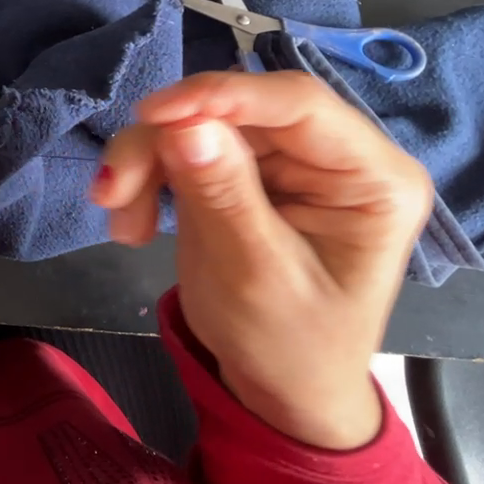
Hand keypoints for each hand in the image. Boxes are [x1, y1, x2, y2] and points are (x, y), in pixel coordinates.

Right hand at [90, 72, 432, 449]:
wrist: (275, 387)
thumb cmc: (289, 345)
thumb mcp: (254, 276)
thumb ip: (223, 197)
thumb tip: (183, 125)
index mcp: (371, 177)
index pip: (297, 104)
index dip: (220, 96)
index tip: (150, 114)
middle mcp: (327, 155)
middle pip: (229, 113)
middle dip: (161, 145)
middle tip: (111, 192)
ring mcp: (278, 161)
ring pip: (190, 125)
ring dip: (142, 165)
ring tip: (120, 221)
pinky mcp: (235, 170)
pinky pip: (173, 148)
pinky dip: (142, 180)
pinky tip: (132, 224)